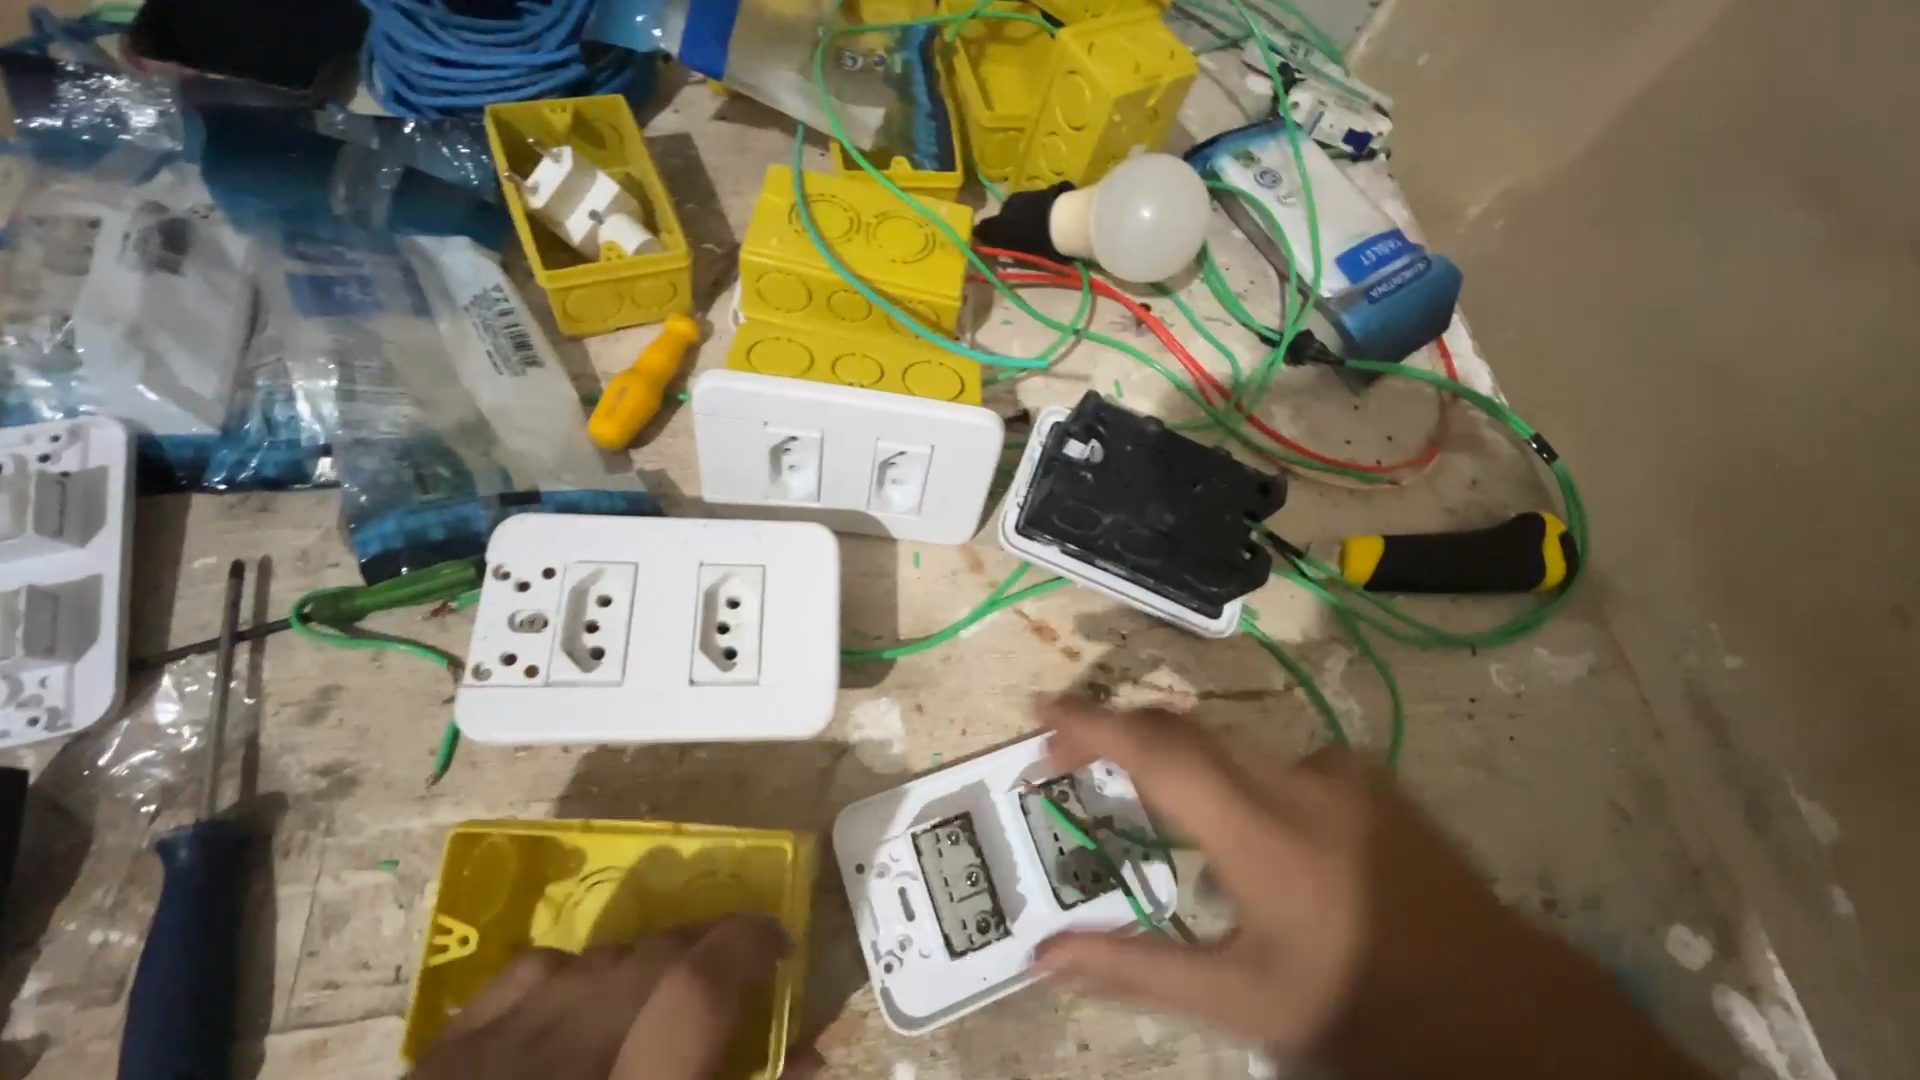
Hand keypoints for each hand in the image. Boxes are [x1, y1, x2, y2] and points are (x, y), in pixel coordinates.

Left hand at [408, 914, 818, 1079]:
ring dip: (644, 964)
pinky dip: (569, 976)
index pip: (695, 992)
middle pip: (649, 963)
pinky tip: (575, 1009)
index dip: (749, 947)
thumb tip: (818, 1061)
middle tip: (737, 968)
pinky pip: (525, 978)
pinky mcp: (440, 1057)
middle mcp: (557, 1061)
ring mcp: (489, 1055)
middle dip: (708, 947)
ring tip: (661, 994)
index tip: (781, 943)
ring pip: (591, 961)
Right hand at [1032, 699, 1707, 1078]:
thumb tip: (1043, 955)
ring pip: (1225, 742)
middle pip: (1183, 729)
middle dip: (1116, 730)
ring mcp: (1337, 771)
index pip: (1159, 753)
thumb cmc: (1358, 1009)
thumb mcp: (1239, 1001)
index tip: (1041, 707)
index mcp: (1261, 835)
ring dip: (1170, 755)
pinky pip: (1270, 758)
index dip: (1093, 723)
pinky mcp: (1362, 774)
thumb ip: (1134, 969)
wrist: (1501, 1010)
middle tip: (1066, 754)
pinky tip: (1236, 825)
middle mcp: (1296, 781)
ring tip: (1139, 795)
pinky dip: (1226, 773)